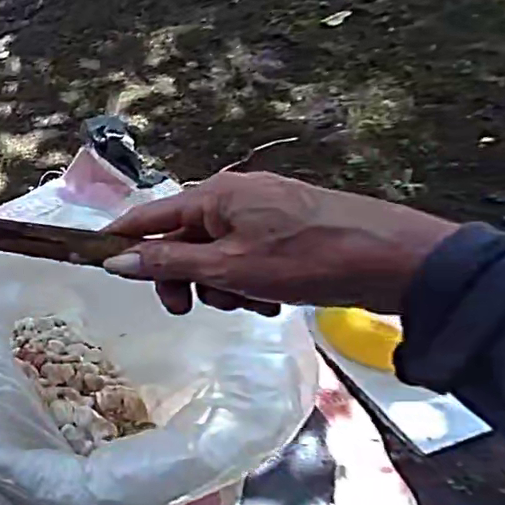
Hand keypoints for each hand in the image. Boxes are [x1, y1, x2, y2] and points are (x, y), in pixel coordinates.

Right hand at [99, 172, 458, 315]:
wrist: (405, 263)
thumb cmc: (308, 260)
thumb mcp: (226, 268)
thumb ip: (166, 265)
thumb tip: (113, 262)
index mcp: (214, 196)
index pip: (145, 218)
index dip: (119, 243)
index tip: (99, 266)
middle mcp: (233, 195)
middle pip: (177, 240)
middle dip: (179, 277)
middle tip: (186, 309)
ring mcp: (261, 210)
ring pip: (209, 252)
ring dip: (216, 284)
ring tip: (246, 304)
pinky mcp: (285, 226)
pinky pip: (241, 254)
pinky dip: (243, 279)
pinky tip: (266, 299)